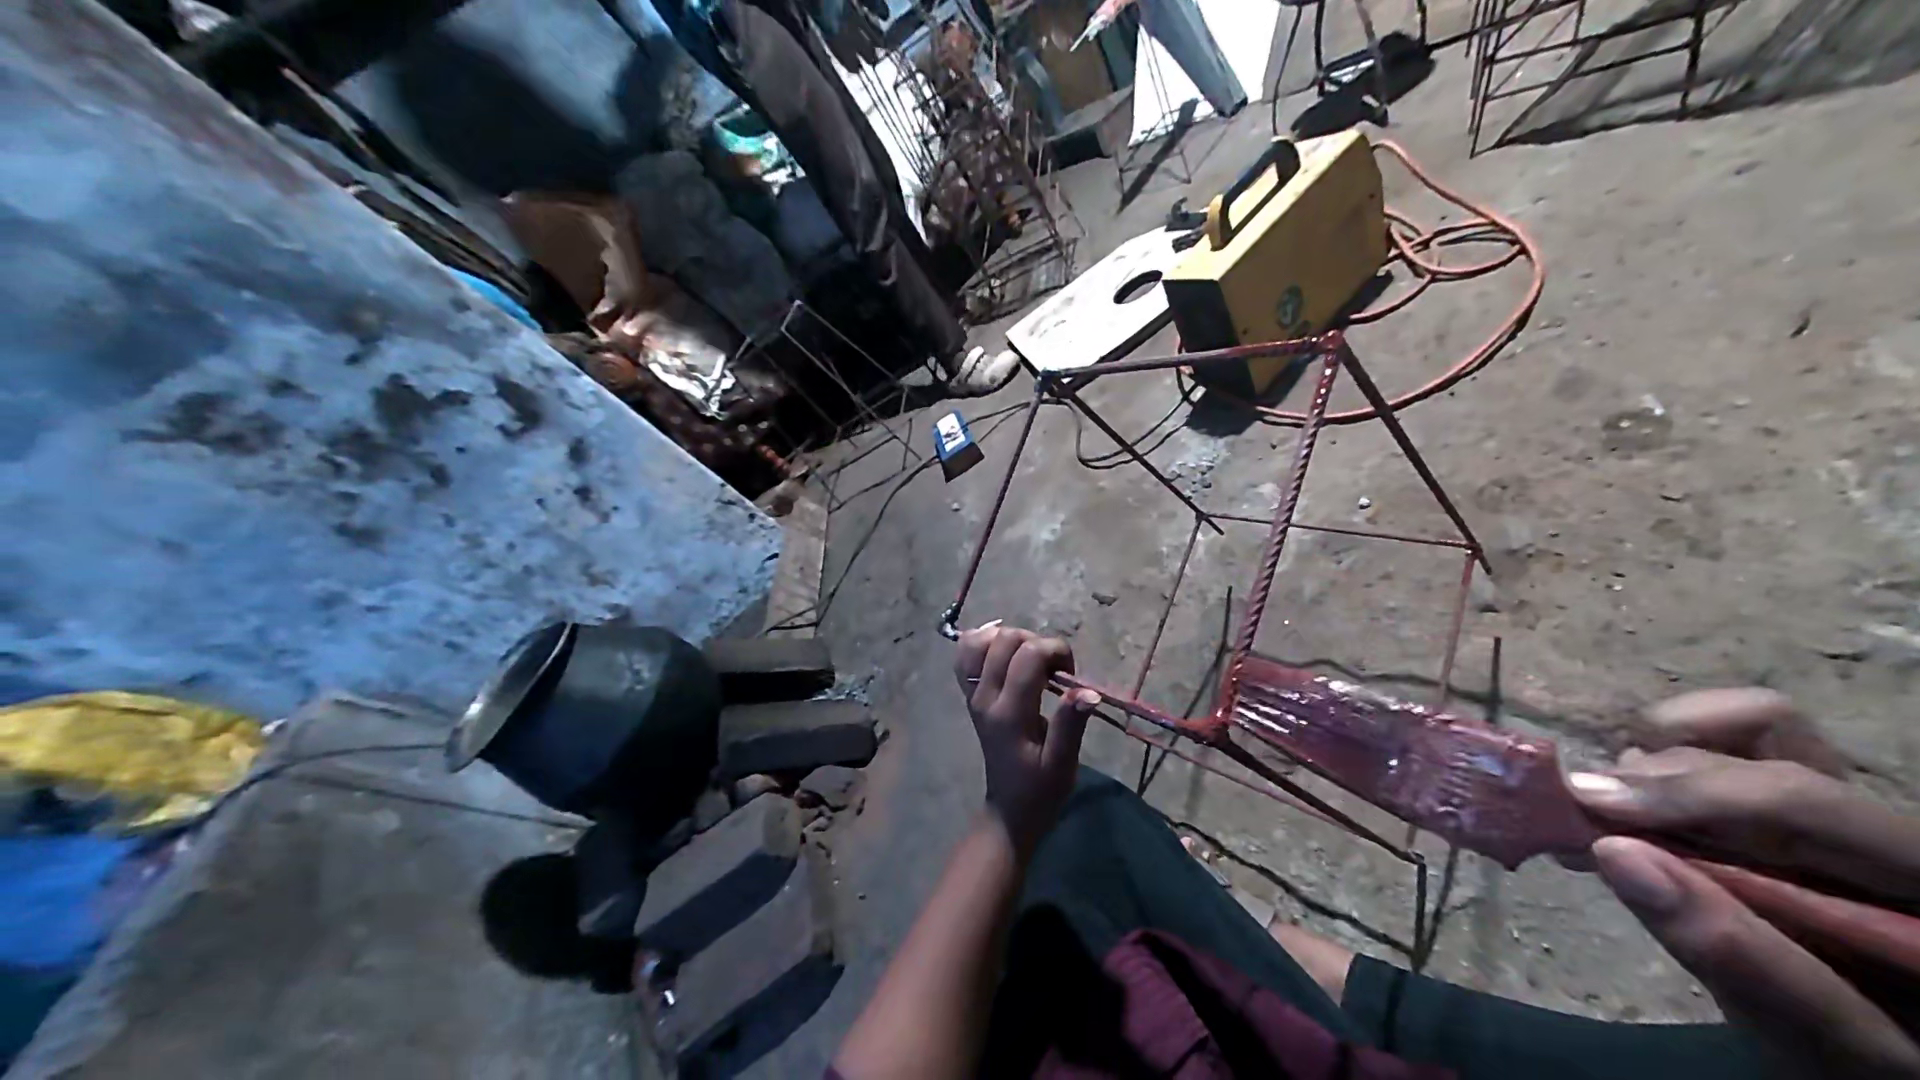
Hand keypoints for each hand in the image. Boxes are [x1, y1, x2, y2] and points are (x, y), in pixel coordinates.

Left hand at [953, 626, 1099, 855]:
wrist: (1009, 809)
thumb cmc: (1040, 790)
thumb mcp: (1062, 764)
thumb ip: (1071, 724)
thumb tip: (1088, 691)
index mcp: (1009, 713)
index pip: (1028, 656)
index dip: (1056, 651)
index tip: (1070, 674)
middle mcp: (985, 697)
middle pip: (1004, 640)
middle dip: (1036, 642)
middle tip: (1053, 668)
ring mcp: (972, 694)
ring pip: (978, 640)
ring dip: (1009, 639)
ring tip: (1030, 659)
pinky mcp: (969, 694)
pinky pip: (965, 654)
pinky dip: (984, 643)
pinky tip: (1006, 653)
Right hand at [1569, 689, 1919, 1077]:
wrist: (1874, 1050)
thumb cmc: (1865, 1066)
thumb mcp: (1831, 1047)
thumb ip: (1745, 961)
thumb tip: (1609, 851)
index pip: (1801, 801)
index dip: (1688, 793)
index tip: (1586, 802)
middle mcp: (1886, 825)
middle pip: (1751, 760)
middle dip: (1651, 785)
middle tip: (1577, 818)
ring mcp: (1841, 803)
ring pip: (1742, 728)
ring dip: (1654, 761)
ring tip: (1604, 813)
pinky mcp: (1789, 798)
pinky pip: (1735, 735)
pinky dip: (1668, 747)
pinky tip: (1632, 797)